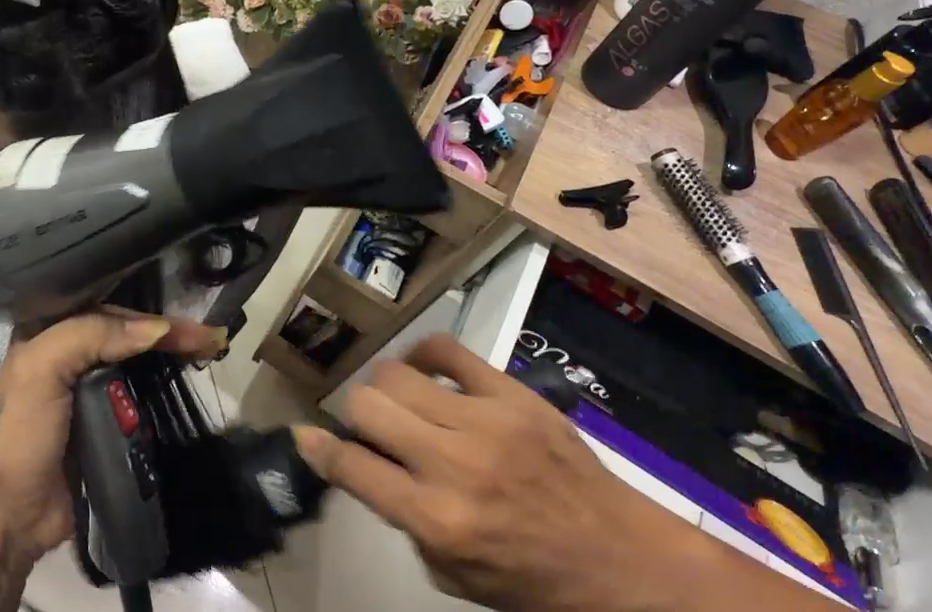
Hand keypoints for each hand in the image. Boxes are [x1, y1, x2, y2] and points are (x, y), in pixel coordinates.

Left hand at [0, 310, 225, 562]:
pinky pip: (137, 395)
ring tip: (210, 351)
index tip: (188, 323)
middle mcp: (64, 355)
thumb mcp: (40, 371)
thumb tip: (155, 329)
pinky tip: (187, 377)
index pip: (101, 306)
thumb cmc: (18, 437)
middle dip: (166, 332)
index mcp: (42, 334)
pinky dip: (162, 385)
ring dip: (170, 355)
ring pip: (134, 361)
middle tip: (211, 338)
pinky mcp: (102, 423)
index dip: (144, 311)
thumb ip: (89, 336)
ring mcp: (85, 391)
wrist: (9, 521)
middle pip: (123, 332)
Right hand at [294, 334, 712, 611]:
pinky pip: (445, 349)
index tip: (307, 438)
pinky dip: (423, 357)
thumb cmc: (532, 581)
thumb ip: (402, 519)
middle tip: (375, 434)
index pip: (350, 466)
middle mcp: (453, 464)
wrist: (624, 561)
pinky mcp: (513, 395)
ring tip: (405, 407)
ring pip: (394, 373)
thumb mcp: (454, 574)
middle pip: (366, 405)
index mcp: (438, 519)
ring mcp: (485, 422)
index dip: (318, 449)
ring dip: (387, 392)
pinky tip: (426, 375)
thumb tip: (361, 464)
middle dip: (357, 419)